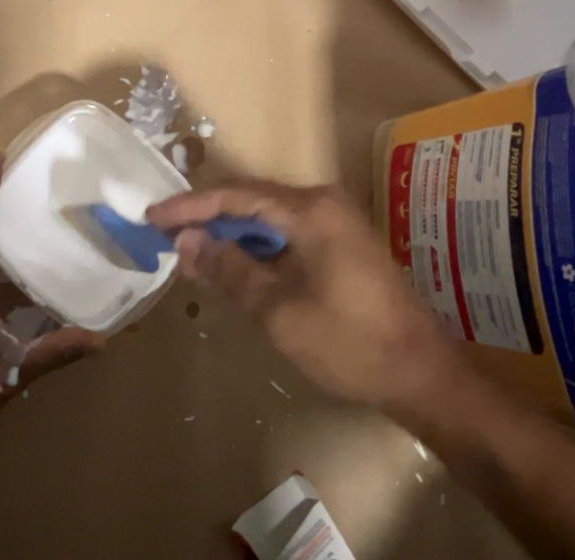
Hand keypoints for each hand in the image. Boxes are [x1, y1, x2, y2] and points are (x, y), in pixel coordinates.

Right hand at [147, 180, 460, 410]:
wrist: (423, 376)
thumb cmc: (347, 342)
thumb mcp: (277, 310)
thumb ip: (229, 269)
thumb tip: (186, 241)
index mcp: (309, 210)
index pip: (235, 198)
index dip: (190, 207)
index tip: (152, 217)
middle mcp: (323, 204)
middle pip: (250, 201)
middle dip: (206, 217)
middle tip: (164, 232)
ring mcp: (336, 224)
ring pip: (267, 218)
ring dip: (229, 233)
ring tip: (189, 249)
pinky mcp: (341, 246)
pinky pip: (286, 233)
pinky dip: (255, 247)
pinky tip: (232, 264)